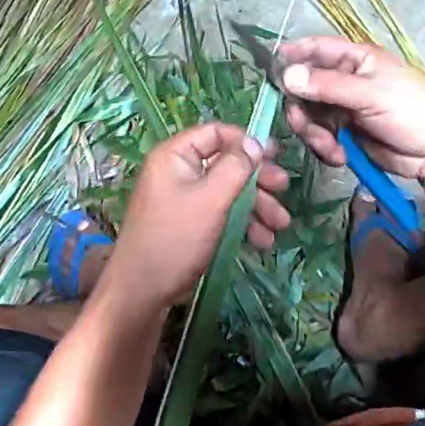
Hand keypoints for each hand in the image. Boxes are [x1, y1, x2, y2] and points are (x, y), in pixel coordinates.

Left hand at [98, 122, 291, 315]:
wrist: (141, 292)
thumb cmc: (175, 239)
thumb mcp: (211, 199)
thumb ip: (236, 167)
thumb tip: (256, 142)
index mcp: (175, 156)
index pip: (215, 133)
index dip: (246, 141)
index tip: (274, 155)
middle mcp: (178, 171)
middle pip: (226, 163)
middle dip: (257, 179)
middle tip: (283, 189)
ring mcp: (183, 198)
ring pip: (227, 191)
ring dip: (256, 205)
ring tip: (280, 225)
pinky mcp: (189, 223)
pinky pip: (220, 213)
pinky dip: (242, 223)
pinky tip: (262, 241)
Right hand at [278, 37, 424, 182]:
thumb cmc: (413, 112)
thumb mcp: (370, 95)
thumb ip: (328, 86)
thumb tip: (287, 75)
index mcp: (358, 60)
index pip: (318, 48)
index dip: (294, 54)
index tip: (272, 66)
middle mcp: (348, 80)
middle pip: (306, 87)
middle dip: (302, 108)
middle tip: (303, 125)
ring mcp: (346, 108)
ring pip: (311, 115)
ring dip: (314, 133)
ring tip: (330, 147)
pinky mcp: (347, 133)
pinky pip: (321, 136)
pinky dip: (325, 147)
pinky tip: (339, 156)